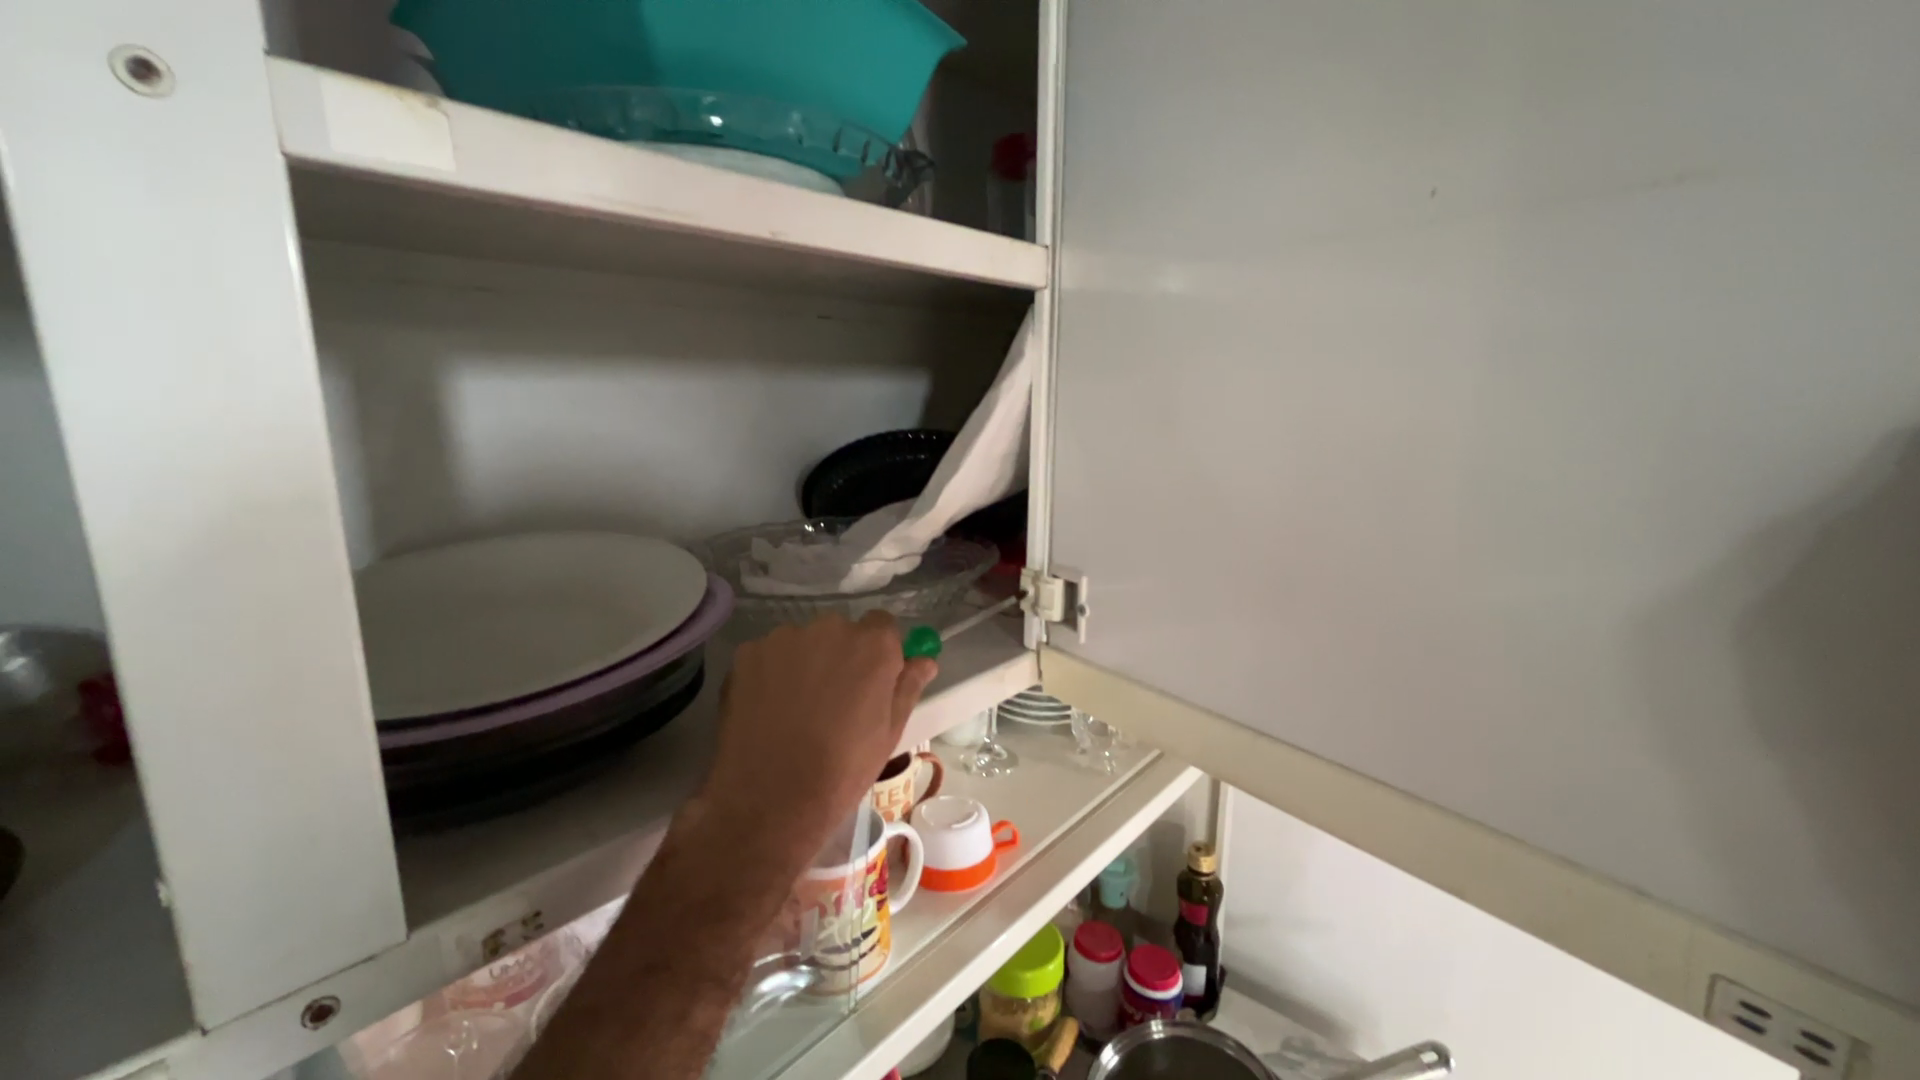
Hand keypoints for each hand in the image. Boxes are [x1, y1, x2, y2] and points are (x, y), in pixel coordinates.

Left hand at [704, 613, 938, 853]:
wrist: (772, 799)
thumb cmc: (844, 768)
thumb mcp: (889, 732)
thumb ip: (907, 687)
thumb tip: (924, 661)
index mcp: (873, 645)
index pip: (882, 626)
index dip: (878, 652)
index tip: (871, 680)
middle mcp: (829, 628)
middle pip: (840, 632)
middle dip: (839, 657)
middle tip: (833, 701)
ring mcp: (784, 638)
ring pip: (802, 643)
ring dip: (804, 664)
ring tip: (796, 710)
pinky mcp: (747, 653)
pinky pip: (768, 656)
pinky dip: (770, 675)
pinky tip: (768, 711)